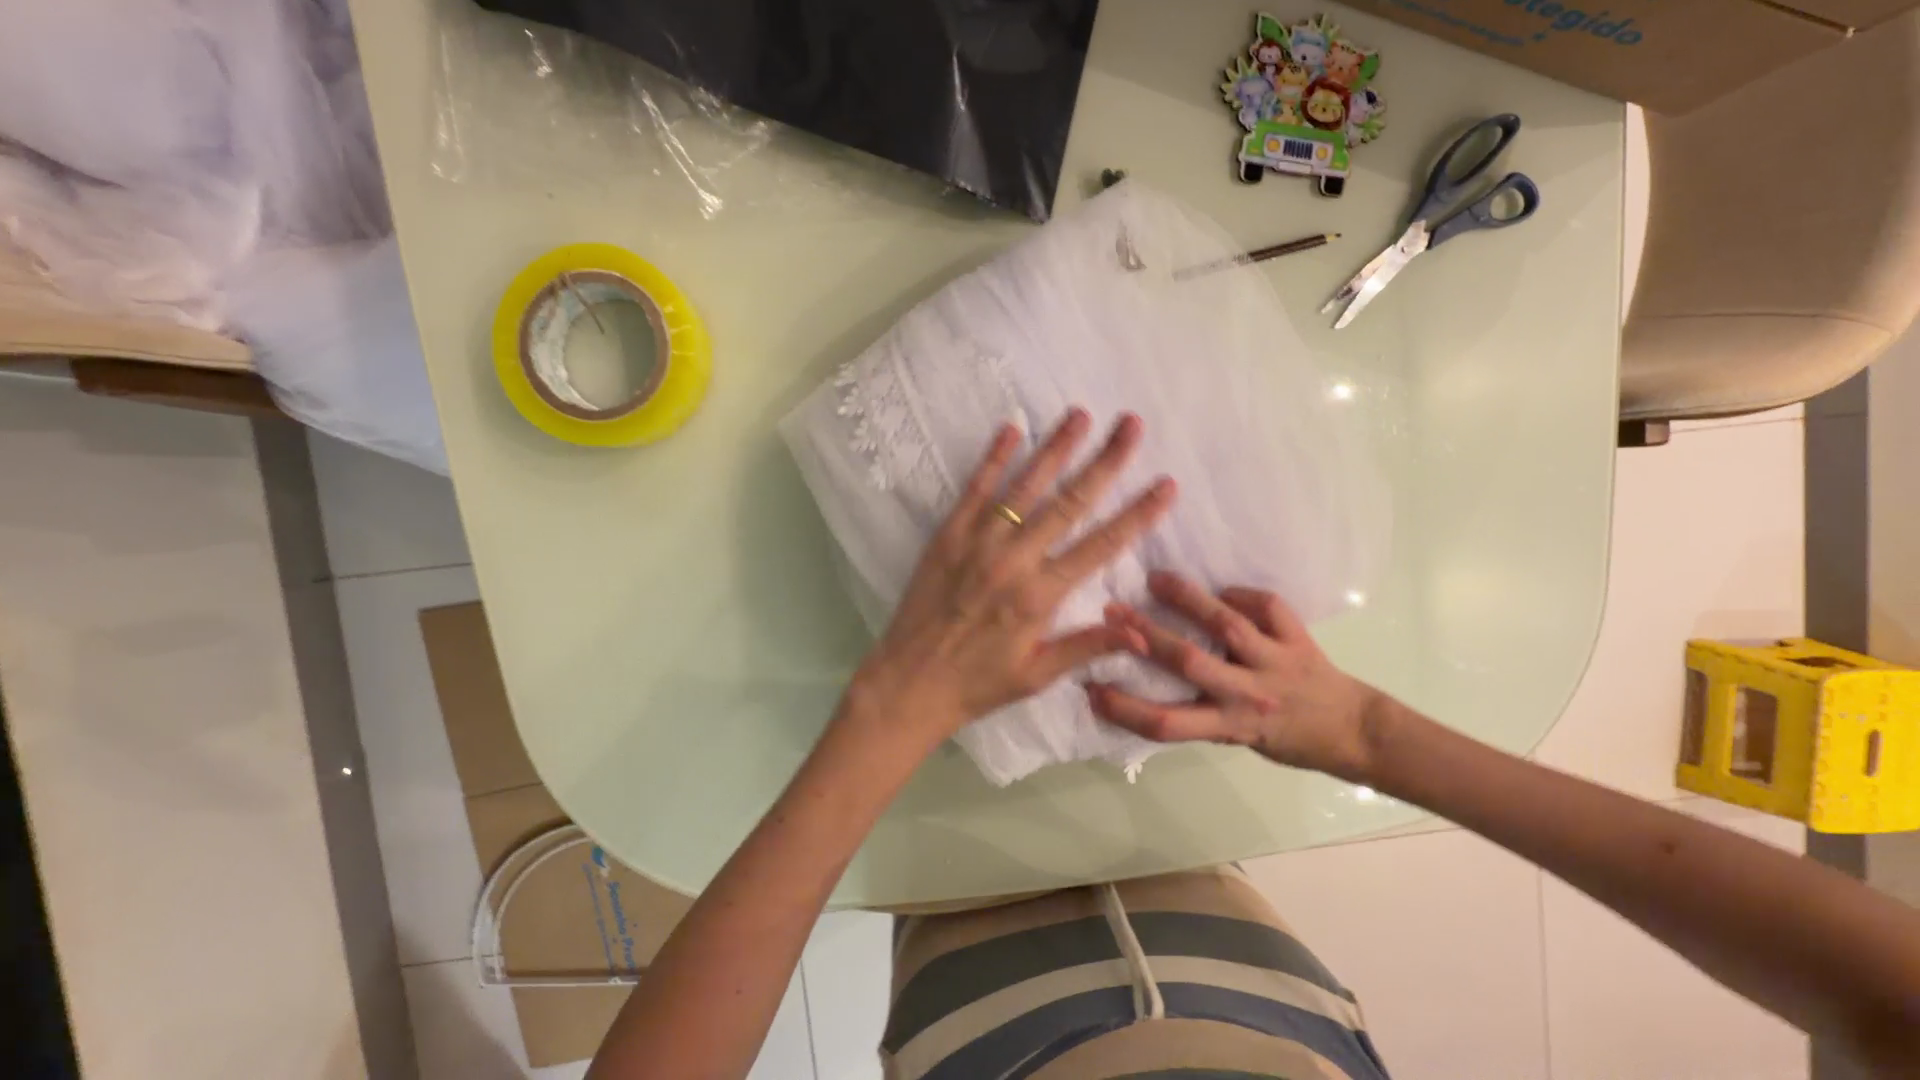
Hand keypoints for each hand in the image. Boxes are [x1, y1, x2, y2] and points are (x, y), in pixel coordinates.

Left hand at [842, 409, 1174, 751]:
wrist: (909, 682)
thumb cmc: (979, 684)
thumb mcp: (1038, 674)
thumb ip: (1088, 646)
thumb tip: (1142, 630)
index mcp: (1040, 596)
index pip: (1101, 545)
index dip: (1137, 513)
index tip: (1166, 484)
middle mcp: (1014, 561)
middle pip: (1069, 503)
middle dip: (1105, 462)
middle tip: (1130, 425)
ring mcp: (978, 543)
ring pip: (1025, 487)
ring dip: (1055, 448)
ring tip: (1080, 414)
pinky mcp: (947, 535)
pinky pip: (974, 490)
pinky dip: (993, 458)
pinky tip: (1011, 428)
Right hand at [1087, 570, 1383, 781]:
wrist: (1353, 730)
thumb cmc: (1287, 740)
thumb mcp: (1238, 739)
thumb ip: (1201, 713)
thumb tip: (1153, 681)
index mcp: (1231, 726)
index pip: (1166, 723)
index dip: (1124, 708)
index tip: (1091, 687)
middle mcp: (1250, 693)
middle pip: (1188, 662)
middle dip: (1145, 635)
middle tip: (1111, 611)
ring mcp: (1276, 661)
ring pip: (1225, 624)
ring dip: (1186, 598)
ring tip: (1157, 579)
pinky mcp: (1298, 638)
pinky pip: (1266, 607)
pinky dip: (1241, 593)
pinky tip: (1223, 590)